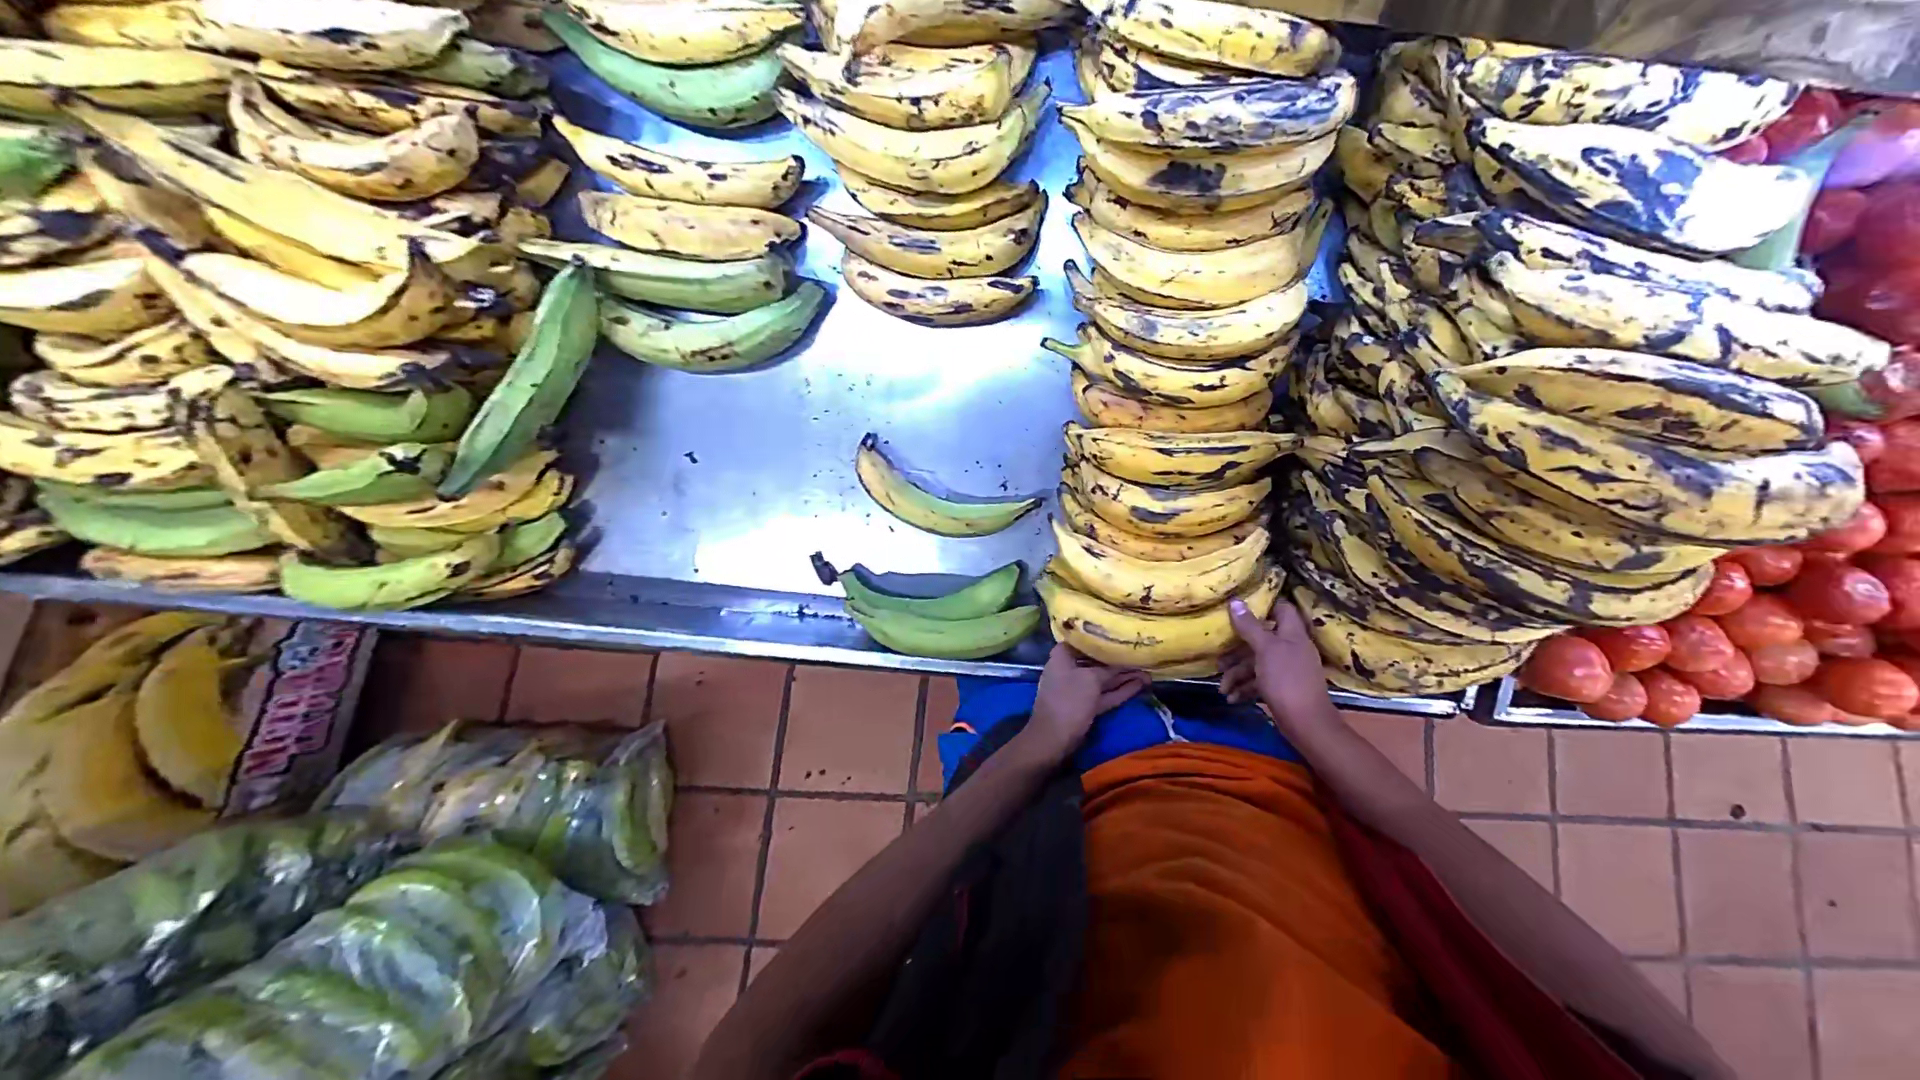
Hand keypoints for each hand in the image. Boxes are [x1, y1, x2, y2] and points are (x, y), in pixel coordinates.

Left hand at [1019, 644, 1149, 761]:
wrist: (1054, 737)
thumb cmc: (1069, 699)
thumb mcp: (1091, 679)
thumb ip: (1108, 670)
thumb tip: (1123, 664)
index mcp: (1063, 656)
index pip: (1084, 641)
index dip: (1104, 639)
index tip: (1122, 636)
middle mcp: (1069, 669)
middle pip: (1097, 661)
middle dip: (1118, 661)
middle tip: (1142, 657)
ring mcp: (1078, 688)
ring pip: (1104, 680)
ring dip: (1124, 677)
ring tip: (1148, 672)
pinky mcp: (1086, 705)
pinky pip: (1105, 694)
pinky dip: (1120, 690)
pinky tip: (1140, 685)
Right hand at [1220, 599, 1334, 726]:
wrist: (1306, 722)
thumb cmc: (1286, 679)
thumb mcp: (1265, 649)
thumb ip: (1250, 626)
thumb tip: (1235, 601)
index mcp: (1292, 634)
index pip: (1281, 609)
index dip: (1262, 606)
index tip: (1238, 608)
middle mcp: (1290, 648)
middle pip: (1261, 639)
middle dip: (1237, 648)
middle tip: (1218, 656)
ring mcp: (1285, 669)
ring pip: (1256, 662)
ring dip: (1236, 673)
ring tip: (1221, 687)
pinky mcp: (1280, 688)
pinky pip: (1258, 681)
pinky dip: (1244, 688)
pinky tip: (1231, 698)